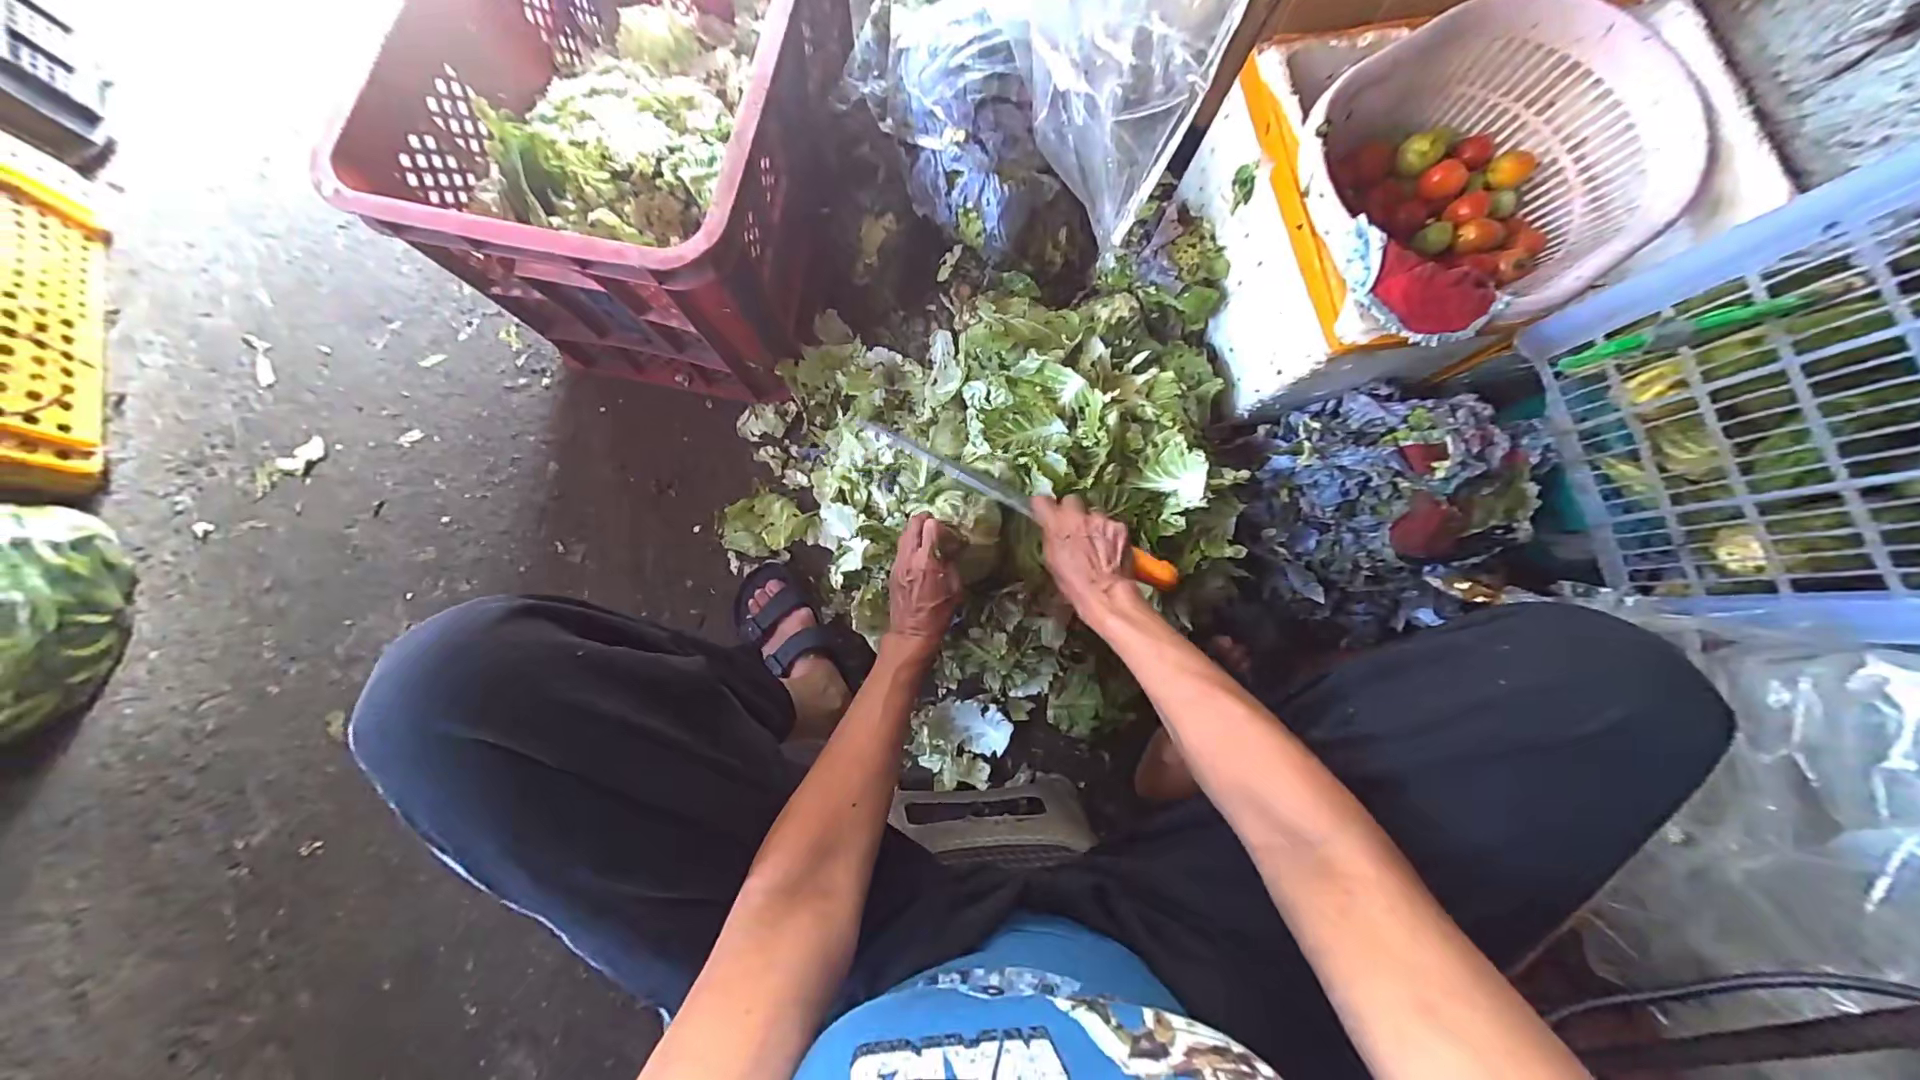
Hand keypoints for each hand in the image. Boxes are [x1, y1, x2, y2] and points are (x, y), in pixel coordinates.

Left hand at [885, 514, 962, 655]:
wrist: (911, 633)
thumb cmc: (938, 614)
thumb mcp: (955, 589)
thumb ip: (951, 564)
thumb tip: (950, 550)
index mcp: (927, 561)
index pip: (930, 526)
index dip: (939, 524)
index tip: (947, 529)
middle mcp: (909, 558)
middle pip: (912, 525)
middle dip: (924, 519)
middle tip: (933, 522)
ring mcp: (897, 563)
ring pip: (903, 535)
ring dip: (915, 530)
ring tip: (926, 534)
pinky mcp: (892, 570)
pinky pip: (900, 548)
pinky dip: (909, 543)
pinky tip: (918, 551)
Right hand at [1032, 496, 1135, 621]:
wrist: (1105, 591)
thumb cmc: (1072, 583)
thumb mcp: (1051, 560)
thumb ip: (1050, 536)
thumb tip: (1050, 528)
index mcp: (1056, 524)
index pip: (1041, 501)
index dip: (1044, 507)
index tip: (1046, 513)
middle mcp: (1078, 515)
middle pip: (1071, 500)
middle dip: (1071, 511)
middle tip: (1074, 527)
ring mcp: (1101, 519)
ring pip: (1094, 513)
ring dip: (1092, 524)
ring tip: (1096, 543)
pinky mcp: (1120, 526)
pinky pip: (1111, 524)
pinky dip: (1110, 534)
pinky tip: (1111, 549)